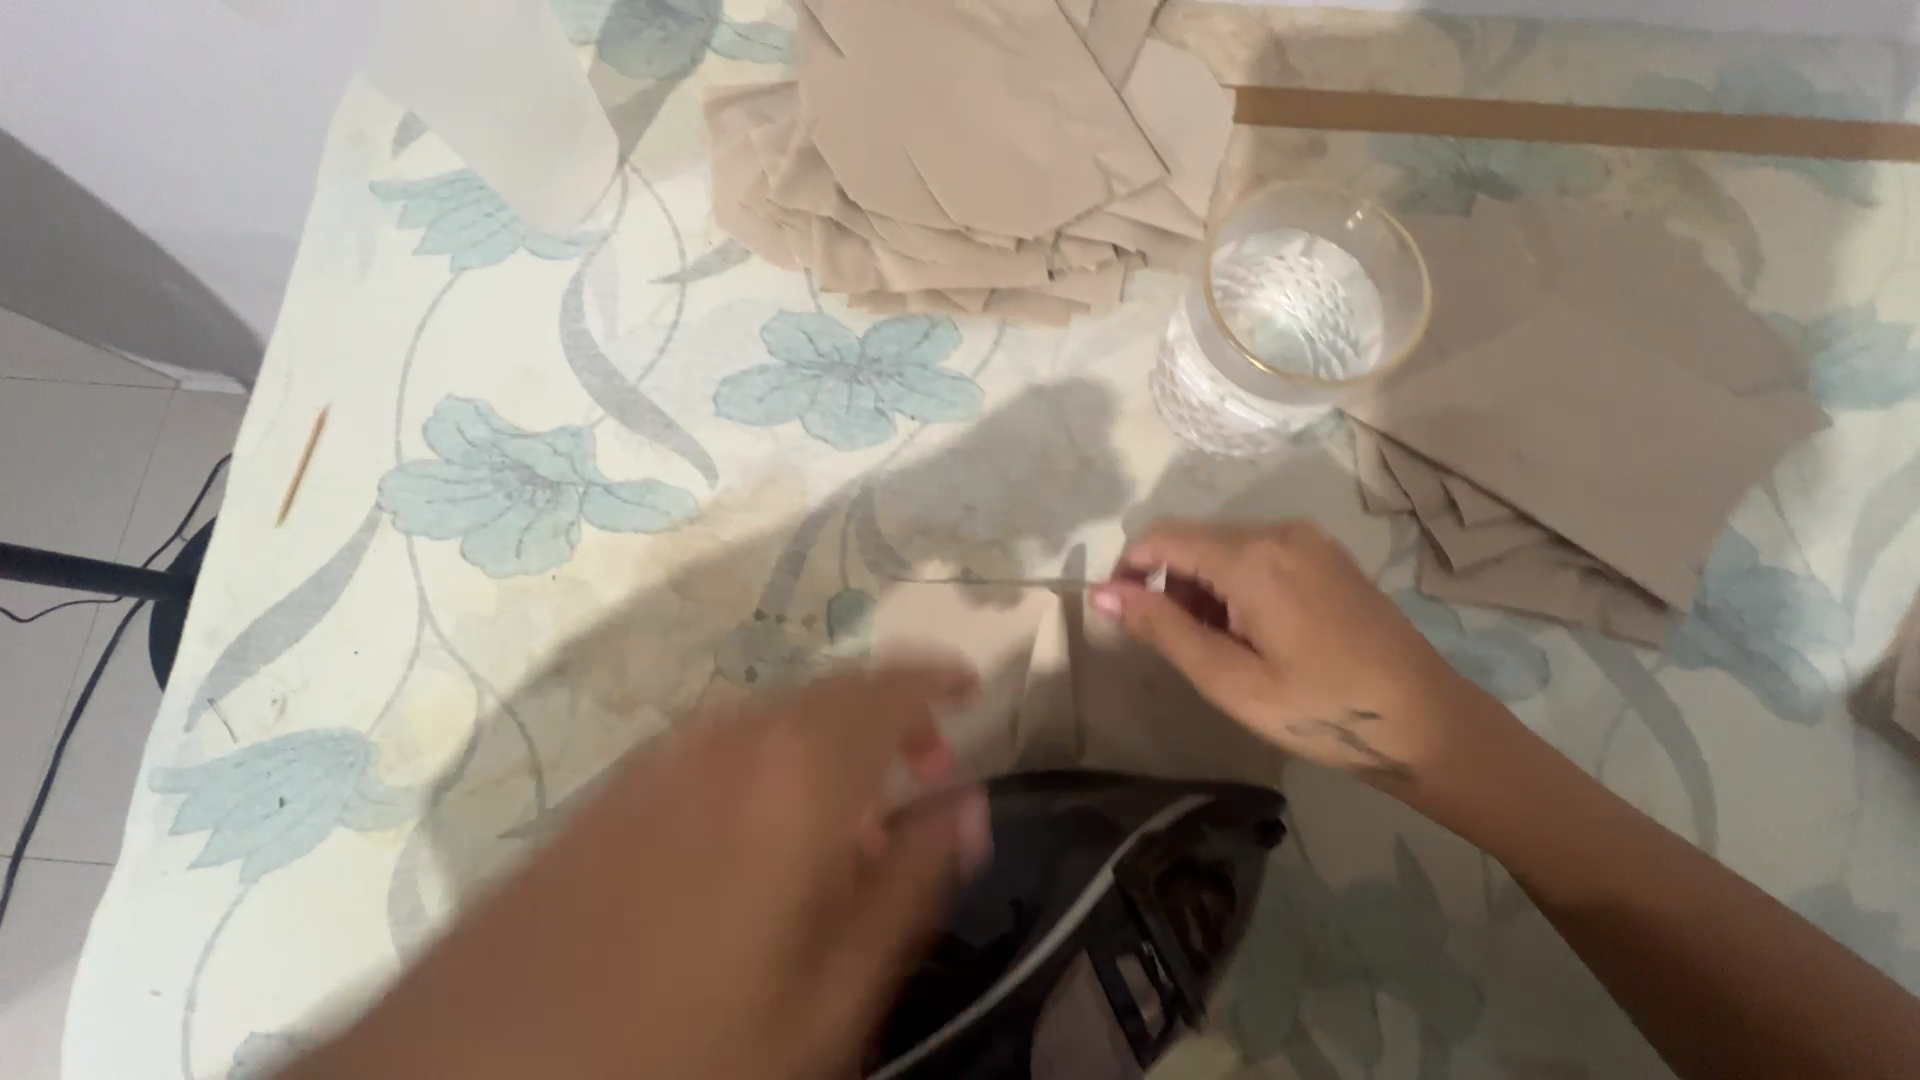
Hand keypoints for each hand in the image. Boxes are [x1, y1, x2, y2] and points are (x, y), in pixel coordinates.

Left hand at [290, 665, 990, 1079]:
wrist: (468, 1079)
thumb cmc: (683, 1050)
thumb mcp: (829, 996)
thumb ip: (909, 883)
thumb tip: (970, 804)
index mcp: (794, 774)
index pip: (887, 689)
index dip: (937, 679)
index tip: (972, 690)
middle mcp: (729, 738)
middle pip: (833, 692)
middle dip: (891, 715)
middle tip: (927, 770)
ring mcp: (662, 758)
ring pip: (776, 717)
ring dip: (829, 742)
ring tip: (852, 819)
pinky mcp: (614, 788)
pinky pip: (720, 745)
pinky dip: (769, 762)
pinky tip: (762, 835)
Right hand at [1089, 520, 1495, 785]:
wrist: (1427, 722)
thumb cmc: (1321, 709)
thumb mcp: (1229, 679)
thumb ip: (1162, 628)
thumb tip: (1102, 593)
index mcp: (1253, 557)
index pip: (1162, 537)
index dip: (1128, 569)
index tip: (1121, 616)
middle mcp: (1280, 532)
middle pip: (1193, 542)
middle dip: (1171, 587)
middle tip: (1187, 650)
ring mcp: (1309, 541)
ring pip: (1224, 549)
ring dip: (1204, 591)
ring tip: (1226, 650)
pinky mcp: (1327, 557)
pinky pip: (1259, 556)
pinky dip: (1237, 588)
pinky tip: (1258, 634)